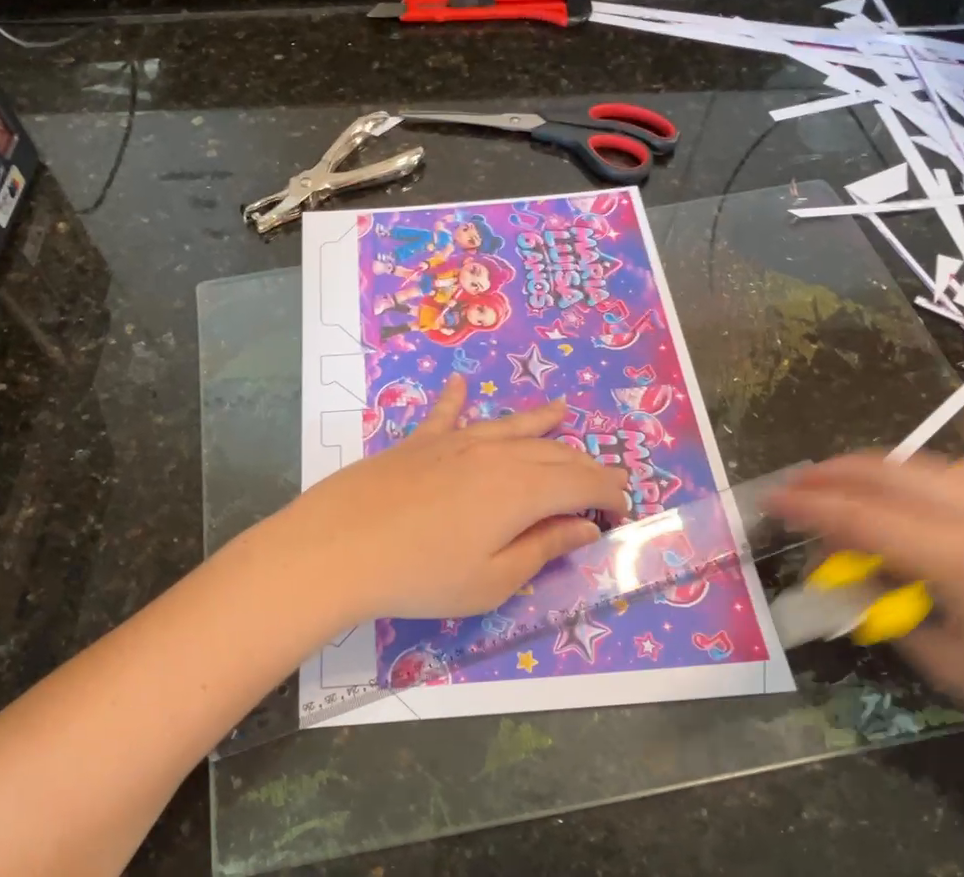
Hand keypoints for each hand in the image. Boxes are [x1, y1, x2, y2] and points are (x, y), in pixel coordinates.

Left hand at [253, 375, 629, 623]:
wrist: (339, 546)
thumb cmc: (422, 575)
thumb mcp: (493, 579)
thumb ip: (543, 548)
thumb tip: (585, 526)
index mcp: (523, 489)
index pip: (584, 483)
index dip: (610, 494)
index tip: (624, 510)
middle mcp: (496, 453)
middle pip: (554, 453)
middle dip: (586, 465)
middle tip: (604, 479)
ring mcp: (455, 442)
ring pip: (511, 427)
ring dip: (541, 422)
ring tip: (563, 411)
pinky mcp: (418, 443)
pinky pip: (447, 415)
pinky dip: (458, 400)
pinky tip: (462, 384)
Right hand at [768, 451, 963, 773]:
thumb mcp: (960, 669)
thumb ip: (898, 612)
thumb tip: (861, 576)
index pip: (859, 516)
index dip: (807, 506)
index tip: (770, 500)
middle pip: (889, 469)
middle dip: (832, 471)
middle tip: (798, 483)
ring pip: (931, 462)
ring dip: (882, 470)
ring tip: (855, 488)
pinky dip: (932, 476)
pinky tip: (929, 497)